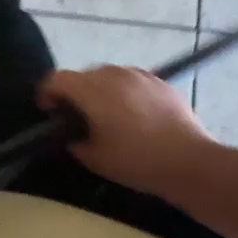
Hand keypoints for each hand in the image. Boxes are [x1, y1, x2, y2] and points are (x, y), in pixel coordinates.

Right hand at [40, 66, 215, 195]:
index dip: (47, 93)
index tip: (49, 111)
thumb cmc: (137, 162)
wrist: (190, 163)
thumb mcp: (95, 159)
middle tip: (79, 117)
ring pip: (108, 75)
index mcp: (91, 90)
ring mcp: (138, 75)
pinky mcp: (160, 82)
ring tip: (109, 114)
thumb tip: (72, 136)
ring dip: (101, 90)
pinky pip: (132, 81)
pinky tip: (136, 114)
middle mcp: (112, 74)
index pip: (56, 79)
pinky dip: (126, 92)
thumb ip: (75, 143)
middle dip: (75, 92)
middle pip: (82, 75)